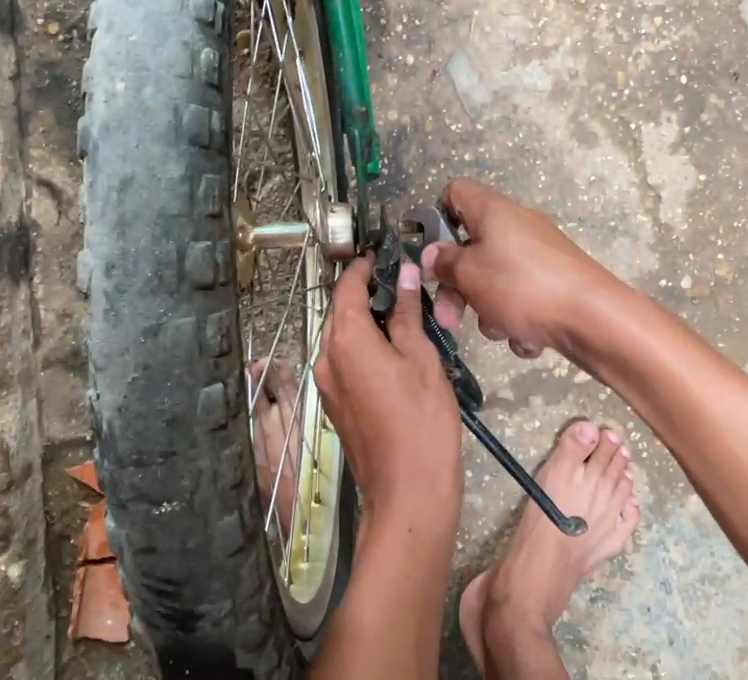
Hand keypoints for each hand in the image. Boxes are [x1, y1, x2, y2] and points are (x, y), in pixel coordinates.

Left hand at [313, 255, 462, 514]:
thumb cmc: (421, 420)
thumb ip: (408, 314)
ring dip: (363, 322)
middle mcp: (326, 357)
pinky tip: (390, 352)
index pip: (345, 286)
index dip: (362, 267)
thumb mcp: (422, 358)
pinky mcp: (333, 404)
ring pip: (339, 338)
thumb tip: (403, 276)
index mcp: (345, 339)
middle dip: (363, 294)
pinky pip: (342, 362)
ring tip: (401, 318)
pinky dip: (360, 347)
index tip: (382, 257)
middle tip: (399, 286)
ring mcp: (326, 384)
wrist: (407, 491)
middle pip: (338, 311)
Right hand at [422, 178, 625, 360]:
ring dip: (488, 309)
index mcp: (492, 210)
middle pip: (470, 248)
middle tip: (449, 319)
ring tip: (501, 329)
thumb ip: (443, 263)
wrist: (593, 318)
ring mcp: (537, 255)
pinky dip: (519, 319)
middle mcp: (514, 226)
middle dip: (457, 287)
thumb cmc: (521, 286)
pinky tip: (528, 337)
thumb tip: (431, 254)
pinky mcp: (554, 283)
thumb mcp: (469, 274)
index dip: (437, 218)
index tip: (433, 251)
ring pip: (494, 280)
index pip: (454, 193)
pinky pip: (522, 299)